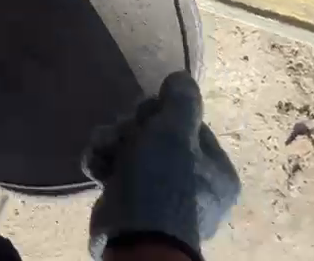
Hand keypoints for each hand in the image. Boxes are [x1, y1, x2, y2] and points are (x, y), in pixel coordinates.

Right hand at [84, 71, 238, 260]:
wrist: (135, 236)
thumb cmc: (161, 183)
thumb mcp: (172, 135)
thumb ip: (180, 103)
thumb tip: (184, 76)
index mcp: (214, 170)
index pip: (183, 122)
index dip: (158, 114)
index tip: (145, 118)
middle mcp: (194, 182)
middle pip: (153, 133)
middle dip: (128, 130)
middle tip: (122, 137)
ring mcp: (162, 194)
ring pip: (129, 148)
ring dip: (109, 144)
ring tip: (103, 154)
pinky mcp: (133, 201)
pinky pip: (116, 169)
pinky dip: (104, 165)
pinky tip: (98, 171)